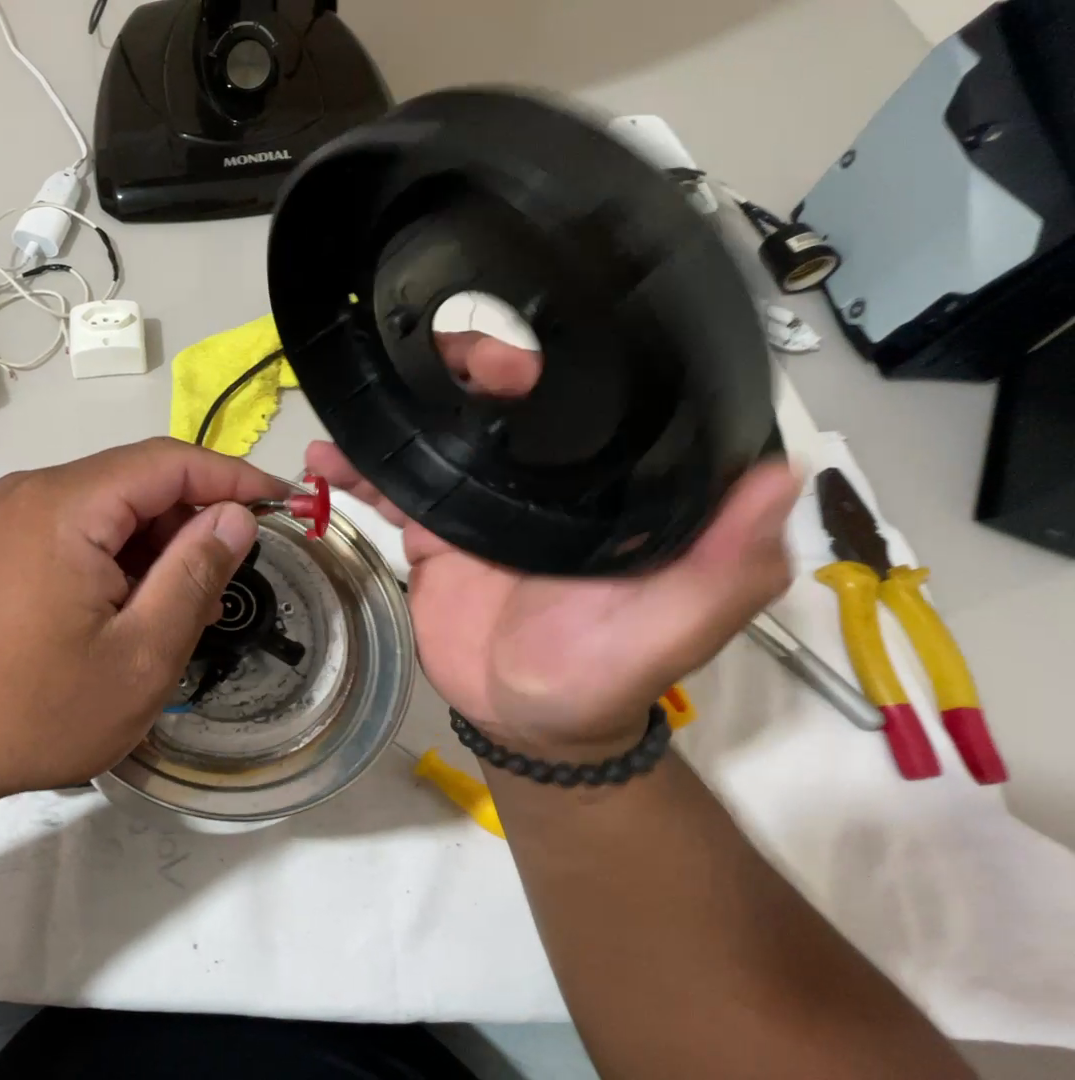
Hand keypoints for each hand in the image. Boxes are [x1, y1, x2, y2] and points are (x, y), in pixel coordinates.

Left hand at [0, 438, 286, 808]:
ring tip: (177, 611)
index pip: (169, 461)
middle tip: (226, 584)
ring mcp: (0, 519)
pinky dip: (108, 559)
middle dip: (190, 522)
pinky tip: (121, 612)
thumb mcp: (138, 658)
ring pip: (100, 510)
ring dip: (149, 548)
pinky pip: (66, 532)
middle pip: (132, 482)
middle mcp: (28, 493)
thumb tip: (233, 516)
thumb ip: (194, 576)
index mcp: (67, 505)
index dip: (233, 477)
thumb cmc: (30, 712)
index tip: (282, 506)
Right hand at [307, 337, 798, 757]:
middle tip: (424, 362)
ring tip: (360, 407)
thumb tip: (780, 474)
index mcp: (601, 488)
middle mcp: (543, 483)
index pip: (580, 407)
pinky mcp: (431, 535)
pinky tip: (323, 462)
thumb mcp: (675, 626)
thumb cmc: (605, 674)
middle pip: (498, 410)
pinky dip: (355, 474)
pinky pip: (389, 494)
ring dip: (397, 418)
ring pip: (435, 443)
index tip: (511, 348)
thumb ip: (722, 565)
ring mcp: (479, 506)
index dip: (551, 366)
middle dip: (461, 375)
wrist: (523, 719)